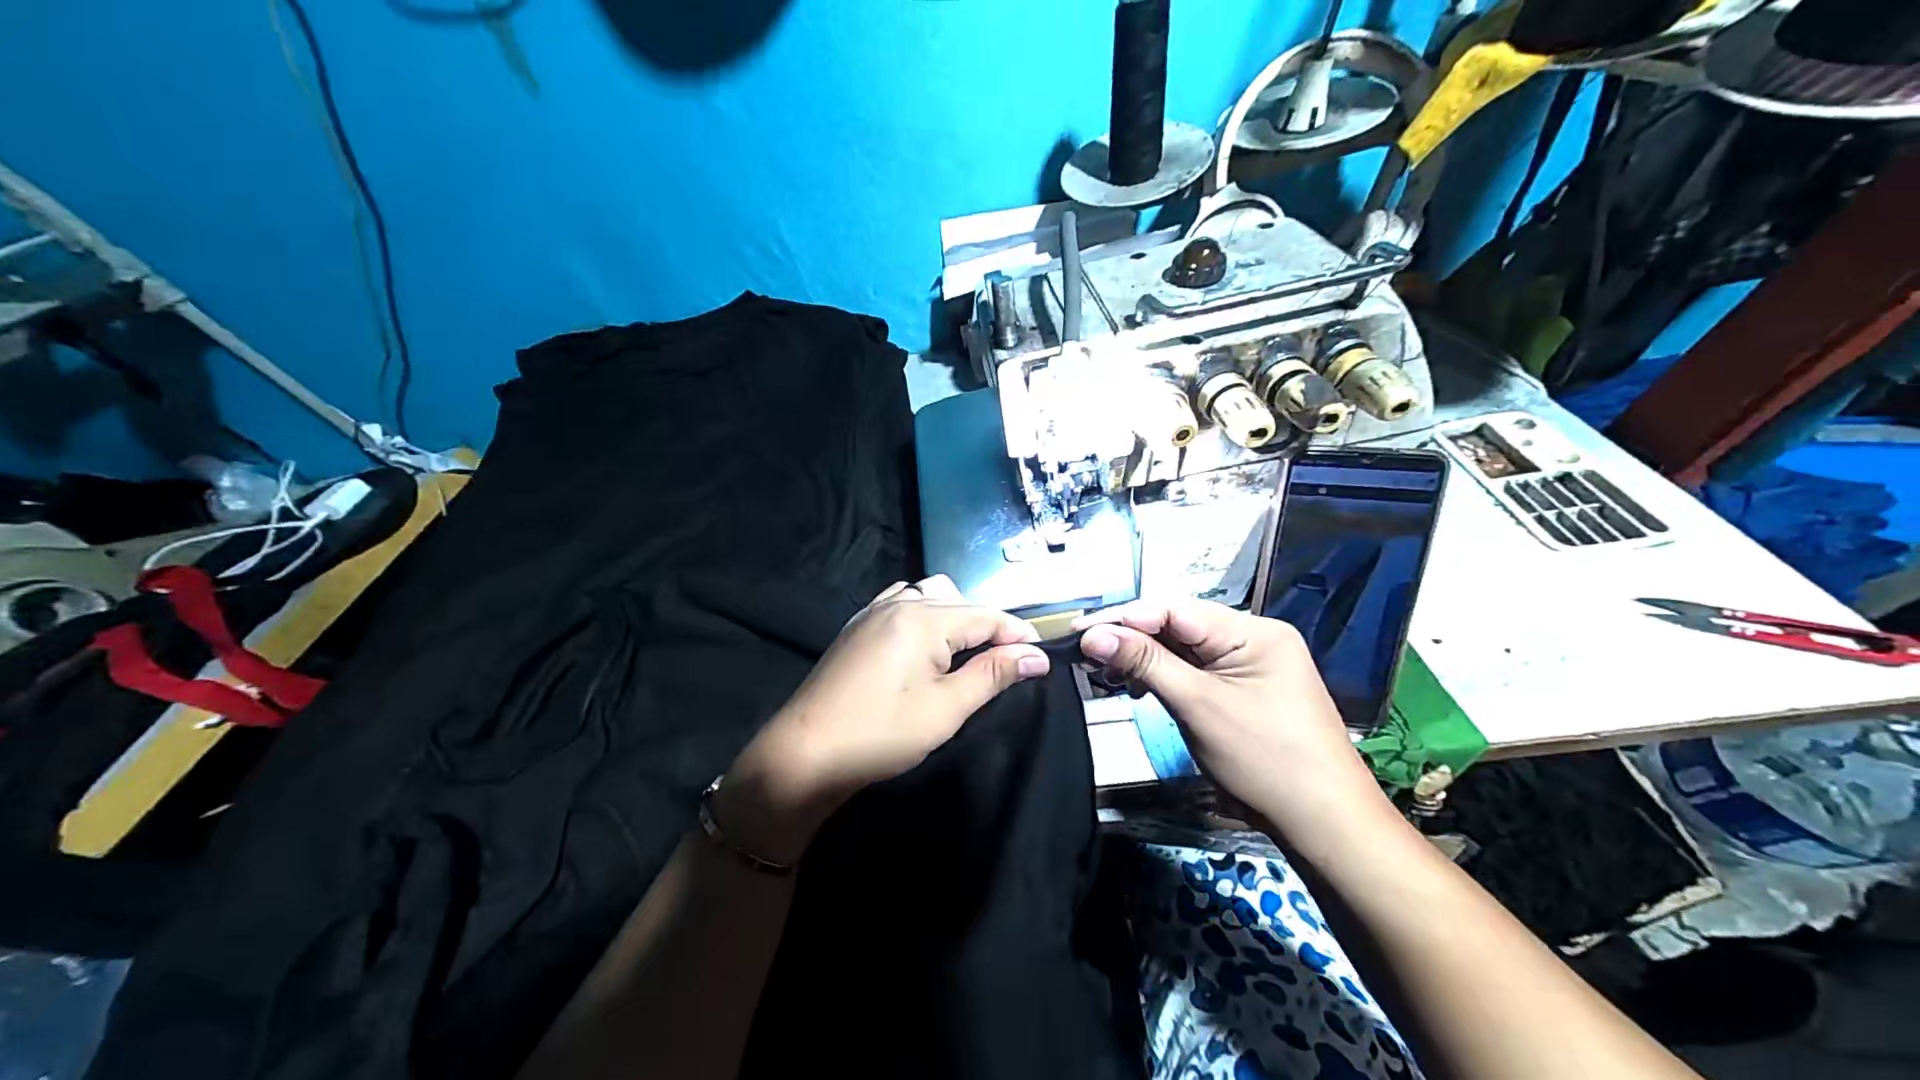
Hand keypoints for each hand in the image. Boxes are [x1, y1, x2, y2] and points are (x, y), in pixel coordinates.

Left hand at [715, 575, 1048, 863]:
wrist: (803, 753)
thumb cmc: (879, 735)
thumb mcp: (945, 709)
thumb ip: (992, 675)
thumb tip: (1036, 656)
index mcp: (922, 619)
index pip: (986, 615)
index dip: (1018, 634)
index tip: (1041, 658)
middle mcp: (899, 602)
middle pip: (961, 602)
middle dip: (991, 626)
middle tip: (1011, 663)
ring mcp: (874, 611)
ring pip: (932, 595)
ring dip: (959, 616)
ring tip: (971, 651)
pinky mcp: (858, 625)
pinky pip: (903, 601)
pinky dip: (927, 613)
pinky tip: (928, 642)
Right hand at [1074, 599, 1388, 839]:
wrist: (1324, 823)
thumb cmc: (1266, 759)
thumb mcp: (1198, 705)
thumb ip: (1145, 662)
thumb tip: (1094, 635)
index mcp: (1254, 632)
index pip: (1176, 611)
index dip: (1125, 618)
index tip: (1080, 630)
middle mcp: (1254, 639)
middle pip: (1179, 627)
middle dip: (1131, 637)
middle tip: (1085, 648)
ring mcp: (1251, 666)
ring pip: (1184, 650)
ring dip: (1145, 657)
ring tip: (1104, 667)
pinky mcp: (1243, 692)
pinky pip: (1195, 672)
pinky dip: (1165, 676)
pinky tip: (1139, 684)